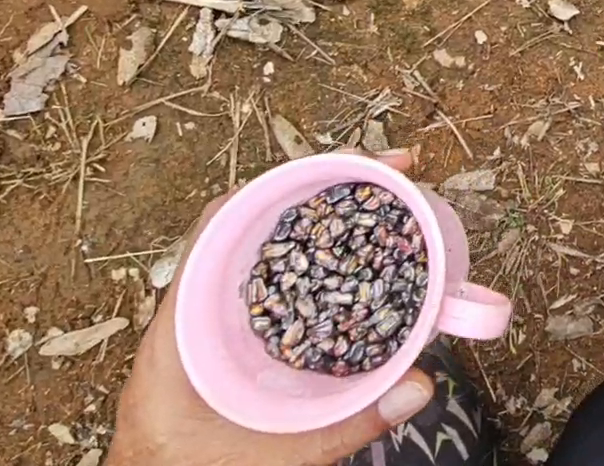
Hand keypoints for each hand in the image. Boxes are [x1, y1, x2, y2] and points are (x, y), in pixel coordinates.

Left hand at [109, 150, 435, 465]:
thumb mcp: (268, 459)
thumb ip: (344, 426)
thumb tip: (421, 385)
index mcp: (181, 324)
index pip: (224, 220)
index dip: (288, 180)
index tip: (355, 166)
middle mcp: (196, 307)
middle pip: (260, 216)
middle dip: (330, 184)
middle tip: (396, 173)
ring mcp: (217, 317)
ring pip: (274, 240)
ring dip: (330, 212)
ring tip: (391, 198)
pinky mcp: (240, 332)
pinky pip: (283, 270)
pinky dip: (325, 248)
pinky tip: (363, 251)